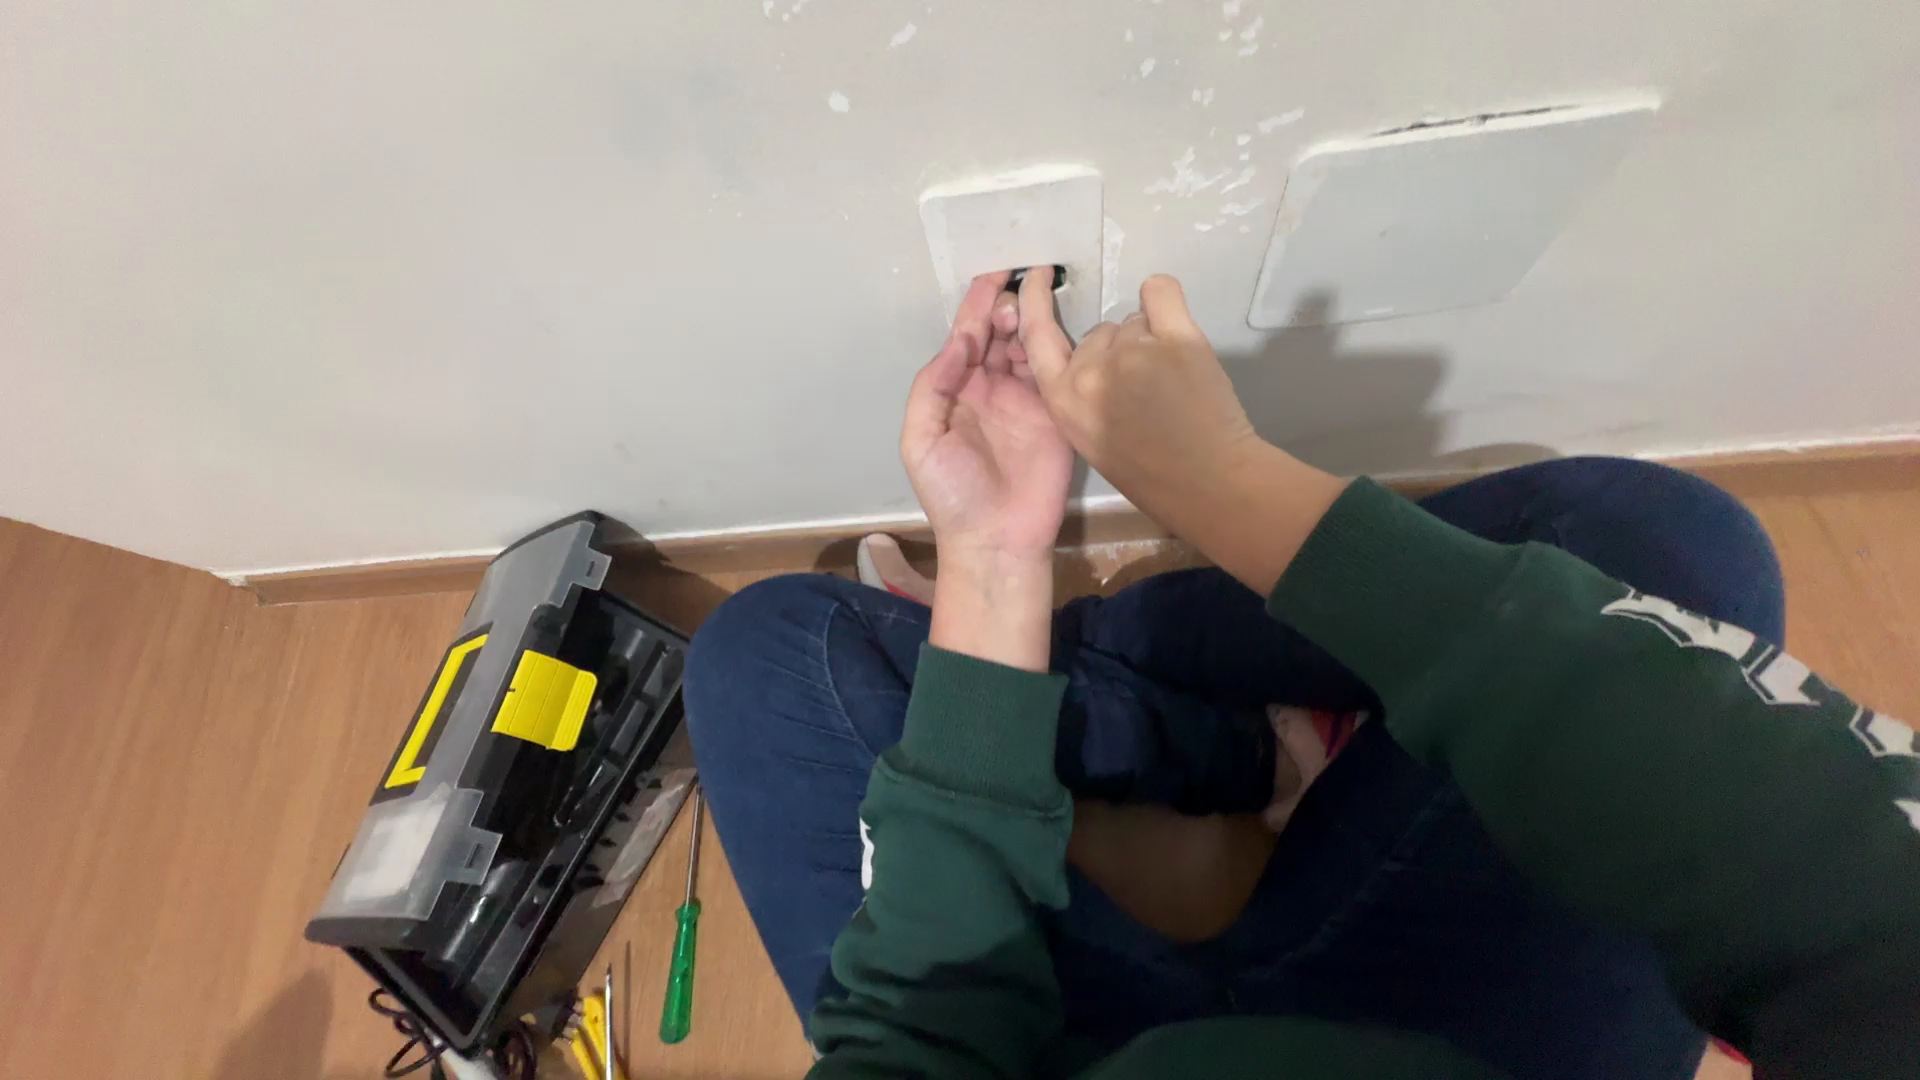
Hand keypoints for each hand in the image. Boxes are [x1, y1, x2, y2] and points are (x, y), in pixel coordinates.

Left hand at [902, 270, 1073, 670]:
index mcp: (955, 391)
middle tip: (1019, 294)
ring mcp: (1026, 399)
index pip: (966, 337)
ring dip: (1032, 321)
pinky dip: (1057, 346)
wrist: (996, 538)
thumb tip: (960, 341)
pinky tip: (1060, 326)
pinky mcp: (1056, 413)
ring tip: (1038, 301)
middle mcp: (991, 388)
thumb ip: (933, 385)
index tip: (995, 272)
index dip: (978, 304)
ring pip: (1030, 346)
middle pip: (1001, 334)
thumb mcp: (921, 439)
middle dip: (1007, 308)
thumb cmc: (952, 493)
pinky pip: (1057, 372)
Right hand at [1012, 272, 1260, 522]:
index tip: (1036, 276)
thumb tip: (1094, 360)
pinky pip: (1161, 293)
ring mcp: (1134, 350)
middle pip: (1096, 334)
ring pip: (1131, 322)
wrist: (1204, 480)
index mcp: (1063, 399)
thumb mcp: (1088, 436)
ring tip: (1166, 380)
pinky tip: (1171, 322)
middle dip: (1114, 351)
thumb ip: (1079, 394)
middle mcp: (1091, 369)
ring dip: (1145, 339)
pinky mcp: (1177, 338)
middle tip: (1140, 387)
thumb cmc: (1145, 471)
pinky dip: (1162, 300)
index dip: (1034, 301)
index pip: (1037, 335)